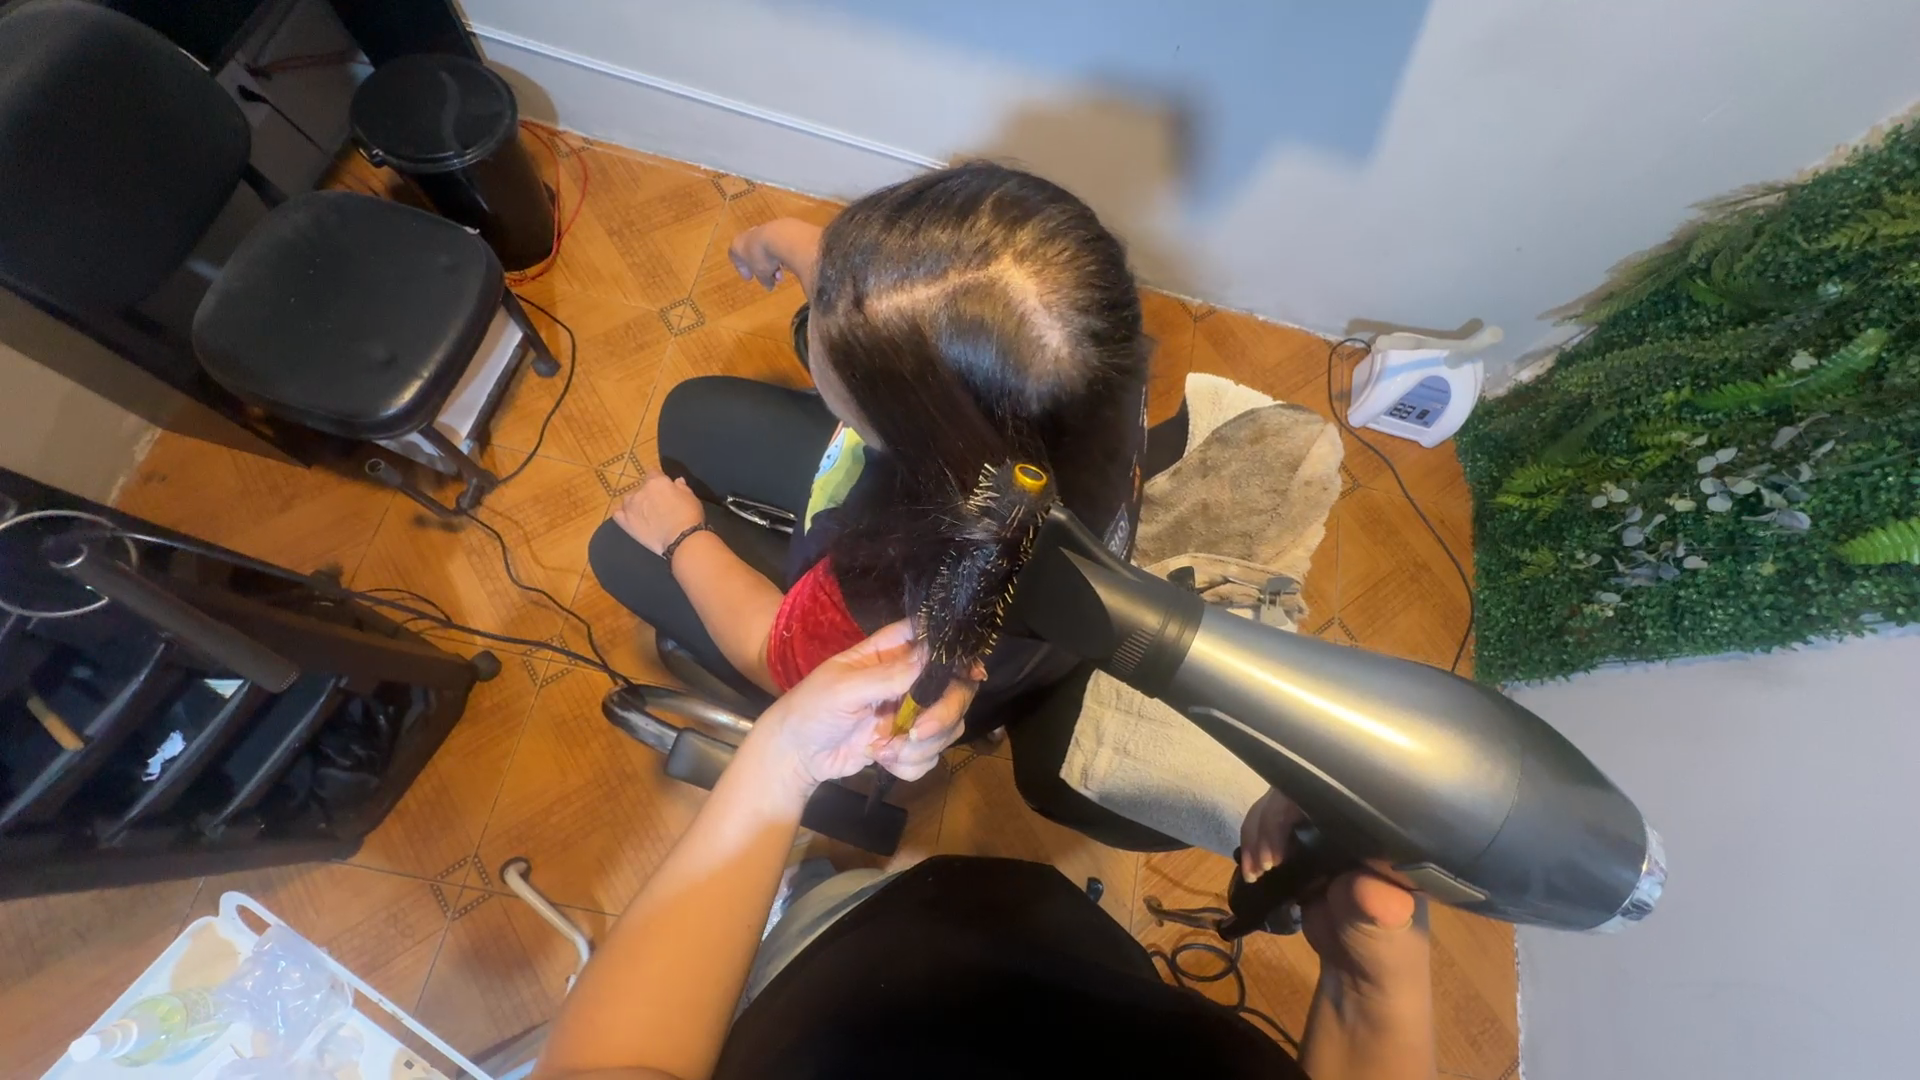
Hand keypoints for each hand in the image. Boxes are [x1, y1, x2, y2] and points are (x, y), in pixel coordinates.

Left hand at [614, 474, 705, 555]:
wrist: (681, 539)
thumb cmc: (690, 516)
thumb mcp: (691, 498)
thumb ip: (682, 487)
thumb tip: (677, 481)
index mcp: (657, 482)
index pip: (654, 473)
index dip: (659, 479)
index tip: (665, 487)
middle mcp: (640, 491)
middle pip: (641, 487)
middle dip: (649, 493)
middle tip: (659, 504)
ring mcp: (630, 506)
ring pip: (628, 499)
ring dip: (636, 503)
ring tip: (645, 513)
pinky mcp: (625, 522)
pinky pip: (617, 513)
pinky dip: (622, 513)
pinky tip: (630, 518)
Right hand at [728, 223, 786, 288]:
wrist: (779, 237)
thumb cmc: (762, 257)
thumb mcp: (762, 274)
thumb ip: (764, 280)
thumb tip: (769, 286)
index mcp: (737, 246)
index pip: (735, 257)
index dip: (742, 270)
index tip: (749, 278)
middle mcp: (747, 236)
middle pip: (753, 254)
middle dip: (762, 268)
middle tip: (769, 278)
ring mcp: (762, 231)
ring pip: (766, 250)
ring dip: (773, 264)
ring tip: (781, 275)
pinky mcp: (777, 229)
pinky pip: (776, 245)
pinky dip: (780, 255)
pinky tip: (787, 264)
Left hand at [751, 620, 977, 790]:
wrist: (795, 755)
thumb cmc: (811, 708)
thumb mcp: (844, 687)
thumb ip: (889, 675)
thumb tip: (931, 656)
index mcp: (892, 652)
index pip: (934, 639)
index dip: (957, 652)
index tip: (970, 671)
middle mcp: (909, 678)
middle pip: (955, 687)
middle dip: (943, 714)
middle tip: (918, 732)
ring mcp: (911, 712)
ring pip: (949, 726)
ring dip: (921, 746)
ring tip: (883, 750)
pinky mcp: (908, 744)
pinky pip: (931, 756)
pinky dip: (910, 765)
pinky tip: (882, 761)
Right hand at [1240, 789, 1427, 994]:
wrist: (1361, 978)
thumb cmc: (1386, 946)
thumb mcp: (1387, 922)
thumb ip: (1374, 899)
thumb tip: (1357, 882)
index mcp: (1374, 830)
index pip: (1331, 792)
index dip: (1298, 806)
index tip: (1282, 842)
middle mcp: (1345, 824)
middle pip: (1295, 795)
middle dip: (1270, 823)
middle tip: (1264, 863)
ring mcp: (1318, 835)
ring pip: (1274, 810)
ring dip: (1256, 835)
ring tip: (1255, 872)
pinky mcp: (1296, 851)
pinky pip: (1267, 832)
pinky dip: (1253, 846)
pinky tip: (1252, 870)